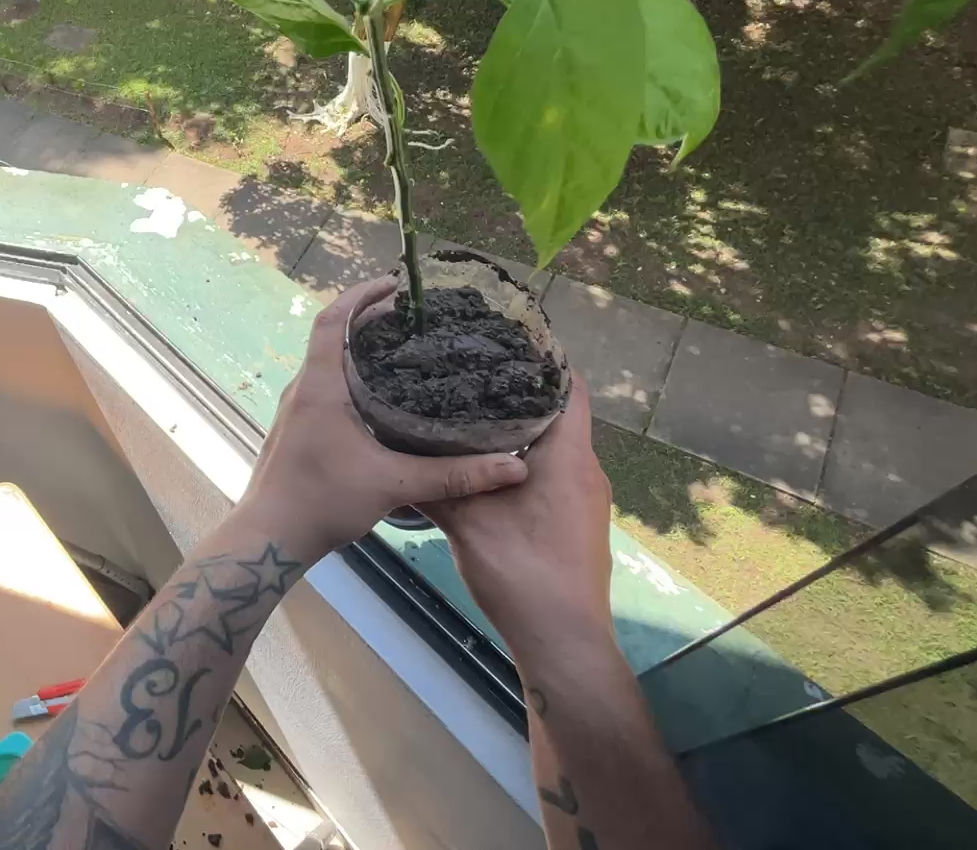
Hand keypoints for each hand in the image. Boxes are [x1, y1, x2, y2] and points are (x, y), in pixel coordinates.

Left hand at [240, 276, 528, 558]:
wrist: (270, 534)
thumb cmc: (321, 500)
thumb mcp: (392, 485)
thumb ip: (453, 476)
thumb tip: (514, 467)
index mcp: (319, 387)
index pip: (329, 322)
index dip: (358, 296)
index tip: (393, 284)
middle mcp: (303, 389)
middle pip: (330, 336)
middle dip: (367, 318)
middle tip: (413, 314)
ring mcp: (297, 408)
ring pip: (327, 362)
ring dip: (359, 347)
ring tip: (404, 346)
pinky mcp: (299, 426)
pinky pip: (326, 385)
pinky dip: (352, 374)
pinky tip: (384, 394)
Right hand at [420, 378, 615, 666]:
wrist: (562, 640)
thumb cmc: (521, 573)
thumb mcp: (467, 524)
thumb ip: (434, 484)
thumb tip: (393, 448)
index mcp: (567, 460)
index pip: (569, 389)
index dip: (542, 358)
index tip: (497, 336)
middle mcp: (583, 469)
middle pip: (557, 410)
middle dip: (515, 385)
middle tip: (464, 364)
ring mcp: (581, 494)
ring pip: (551, 440)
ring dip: (515, 420)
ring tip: (462, 400)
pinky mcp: (572, 513)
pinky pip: (548, 465)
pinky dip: (517, 449)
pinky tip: (475, 452)